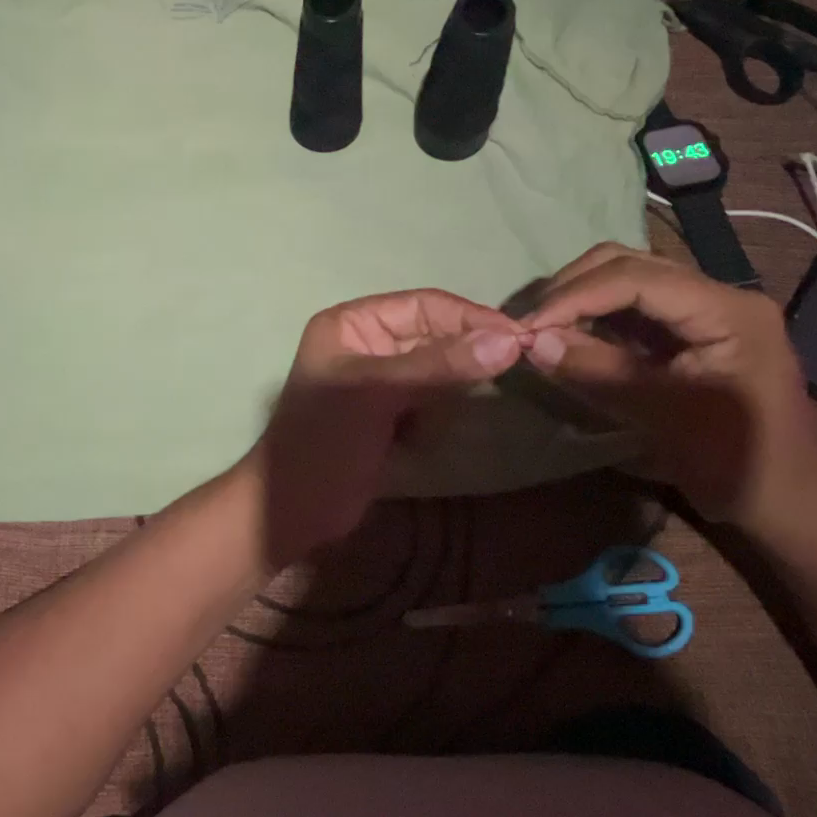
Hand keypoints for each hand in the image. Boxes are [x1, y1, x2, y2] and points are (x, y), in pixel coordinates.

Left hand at [244, 289, 522, 569]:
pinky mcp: (390, 417)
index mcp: (351, 324)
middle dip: (462, 360)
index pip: (424, 306)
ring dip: (446, 396)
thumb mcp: (377, 394)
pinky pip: (433, 403)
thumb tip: (509, 341)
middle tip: (504, 377)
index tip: (522, 339)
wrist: (294, 511)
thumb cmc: (324, 441)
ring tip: (428, 421)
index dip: (472, 319)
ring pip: (440, 372)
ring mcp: (378, 382)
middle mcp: (366, 345)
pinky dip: (436, 419)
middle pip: (436, 337)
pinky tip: (418, 440)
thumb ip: (438, 366)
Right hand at [518, 243, 816, 530]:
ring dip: (579, 299)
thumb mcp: (662, 417)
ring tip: (541, 330)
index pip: (635, 278)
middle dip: (571, 289)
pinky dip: (595, 317)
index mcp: (726, 310)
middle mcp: (718, 296)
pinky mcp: (690, 332)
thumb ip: (597, 372)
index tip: (525, 327)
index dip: (574, 297)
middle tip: (527, 325)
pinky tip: (569, 337)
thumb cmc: (736, 462)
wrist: (792, 506)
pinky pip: (633, 308)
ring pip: (627, 280)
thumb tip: (531, 342)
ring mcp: (705, 312)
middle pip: (629, 265)